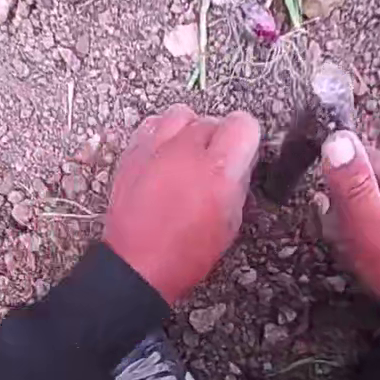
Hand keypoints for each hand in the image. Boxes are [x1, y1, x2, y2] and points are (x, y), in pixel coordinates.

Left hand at [104, 104, 261, 302]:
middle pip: (213, 120)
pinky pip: (152, 124)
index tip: (243, 150)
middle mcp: (187, 152)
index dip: (247, 138)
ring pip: (181, 114)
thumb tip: (241, 163)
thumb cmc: (185, 253)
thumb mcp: (230, 224)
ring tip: (189, 154)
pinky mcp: (133, 153)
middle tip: (215, 164)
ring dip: (190, 130)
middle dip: (219, 139)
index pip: (244, 124)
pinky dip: (163, 133)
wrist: (139, 265)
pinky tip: (166, 154)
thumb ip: (238, 184)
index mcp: (219, 170)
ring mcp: (156, 149)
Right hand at [319, 130, 379, 298]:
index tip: (337, 208)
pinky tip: (366, 250)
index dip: (337, 183)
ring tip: (359, 246)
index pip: (355, 157)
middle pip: (359, 179)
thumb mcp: (366, 219)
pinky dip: (364, 232)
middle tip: (350, 233)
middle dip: (345, 206)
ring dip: (352, 222)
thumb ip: (350, 180)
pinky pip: (375, 216)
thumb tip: (337, 139)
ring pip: (364, 200)